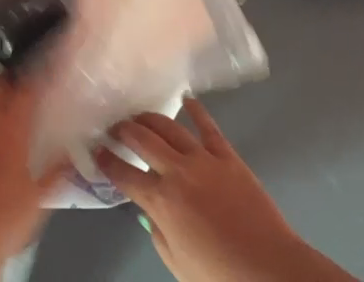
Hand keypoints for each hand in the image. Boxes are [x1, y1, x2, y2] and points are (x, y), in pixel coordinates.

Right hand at [96, 99, 357, 281]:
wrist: (268, 267)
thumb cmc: (218, 273)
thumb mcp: (176, 261)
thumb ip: (157, 231)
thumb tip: (148, 210)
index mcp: (160, 201)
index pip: (123, 173)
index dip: (105, 159)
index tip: (95, 149)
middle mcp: (177, 172)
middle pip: (142, 139)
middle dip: (123, 129)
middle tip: (114, 127)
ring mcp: (204, 160)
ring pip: (170, 127)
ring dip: (150, 118)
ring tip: (139, 116)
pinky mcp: (228, 157)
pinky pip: (209, 127)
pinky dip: (196, 111)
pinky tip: (186, 100)